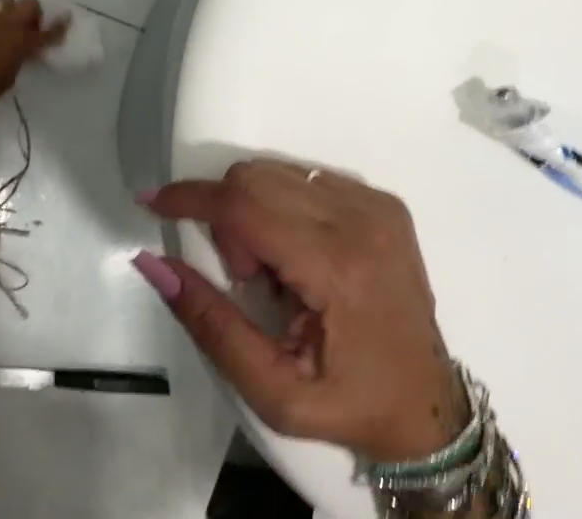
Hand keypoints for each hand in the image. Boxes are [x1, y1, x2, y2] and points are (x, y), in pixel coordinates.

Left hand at [0, 0, 67, 104]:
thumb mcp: (12, 73)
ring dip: (9, 6)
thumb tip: (24, 49)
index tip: (66, 17)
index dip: (59, 25)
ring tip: (4, 18)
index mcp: (24, 41)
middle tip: (27, 24)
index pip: (48, 32)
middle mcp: (10, 22)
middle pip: (30, 3)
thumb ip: (21, 56)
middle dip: (32, 11)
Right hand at [133, 159, 464, 461]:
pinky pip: (302, 177)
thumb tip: (152, 262)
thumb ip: (209, 323)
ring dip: (252, 210)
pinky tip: (297, 253)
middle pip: (253, 178)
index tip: (151, 203)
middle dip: (225, 217)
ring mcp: (378, 208)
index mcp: (338, 270)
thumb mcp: (271, 390)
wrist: (429, 408)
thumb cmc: (350, 405)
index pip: (244, 205)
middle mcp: (363, 223)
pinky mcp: (384, 204)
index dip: (189, 199)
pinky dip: (280, 205)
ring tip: (274, 270)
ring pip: (274, 172)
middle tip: (244, 277)